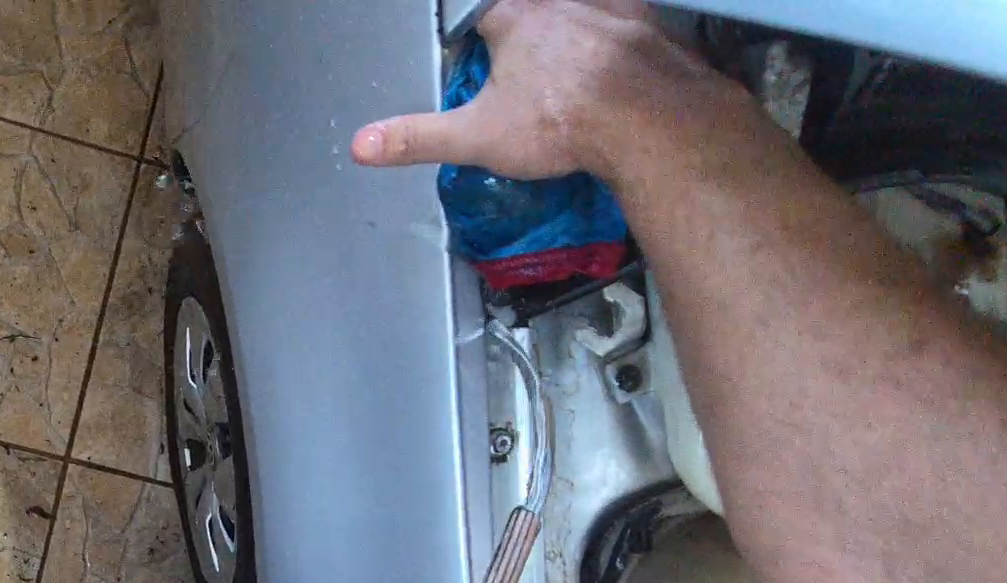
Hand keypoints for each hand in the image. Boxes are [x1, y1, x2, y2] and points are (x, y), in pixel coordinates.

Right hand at [350, 0, 723, 179]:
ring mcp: (605, 3)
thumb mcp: (474, 138)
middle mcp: (559, 0)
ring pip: (573, 9)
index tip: (472, 55)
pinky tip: (605, 53)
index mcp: (514, 18)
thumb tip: (359, 145)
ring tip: (557, 70)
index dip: (470, 33)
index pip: (479, 12)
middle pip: (529, 8)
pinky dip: (607, 26)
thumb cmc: (556, 123)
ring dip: (564, 25)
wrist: (647, 118)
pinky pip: (618, 11)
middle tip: (519, 73)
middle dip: (522, 26)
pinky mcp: (645, 18)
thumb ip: (417, 138)